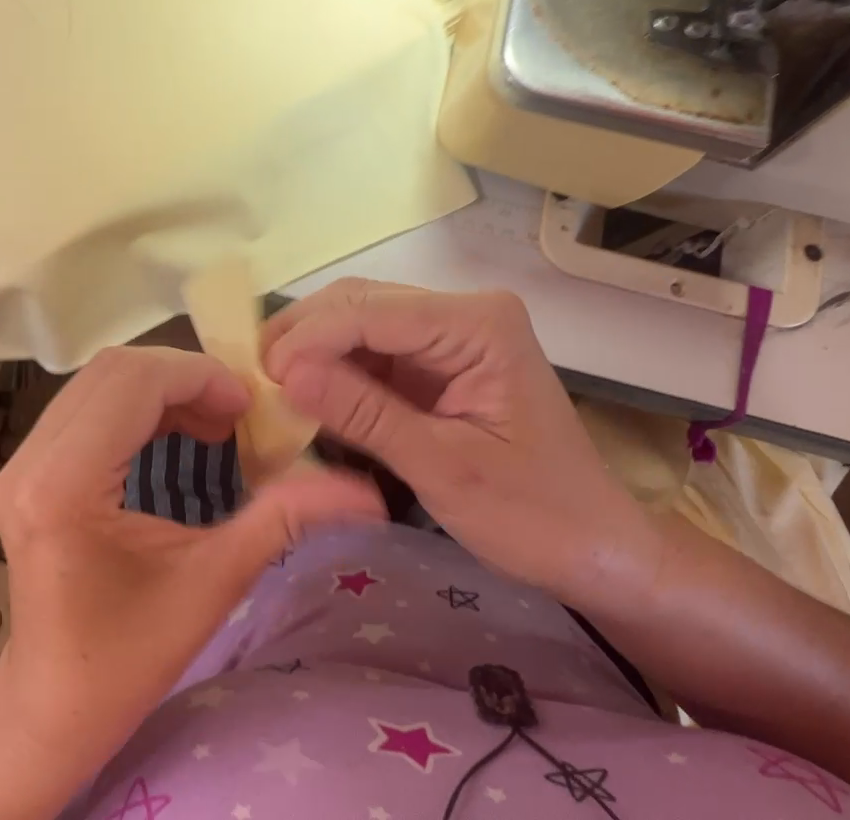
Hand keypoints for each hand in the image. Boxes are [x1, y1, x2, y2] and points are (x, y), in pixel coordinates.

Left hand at [0, 346, 384, 752]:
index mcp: (64, 485)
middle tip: (237, 414)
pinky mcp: (25, 470)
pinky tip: (176, 433)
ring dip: (162, 388)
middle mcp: (30, 461)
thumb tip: (368, 493)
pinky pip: (84, 406)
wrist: (55, 704)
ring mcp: (19, 462)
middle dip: (184, 376)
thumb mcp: (213, 583)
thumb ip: (284, 521)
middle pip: (112, 369)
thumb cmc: (130, 657)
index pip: (133, 383)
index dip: (198, 378)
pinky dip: (136, 405)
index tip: (250, 408)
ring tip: (214, 425)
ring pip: (96, 382)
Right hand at [262, 279, 662, 608]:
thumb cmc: (532, 515)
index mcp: (478, 324)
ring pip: (358, 322)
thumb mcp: (443, 468)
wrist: (594, 547)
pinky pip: (371, 352)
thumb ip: (363, 414)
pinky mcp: (438, 362)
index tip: (261, 380)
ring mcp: (450, 335)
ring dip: (313, 352)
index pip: (372, 312)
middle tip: (256, 382)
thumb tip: (285, 375)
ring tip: (270, 391)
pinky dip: (334, 371)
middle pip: (360, 303)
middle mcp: (463, 313)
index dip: (309, 339)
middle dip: (303, 337)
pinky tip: (305, 395)